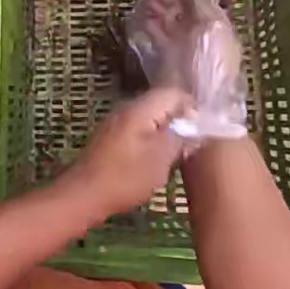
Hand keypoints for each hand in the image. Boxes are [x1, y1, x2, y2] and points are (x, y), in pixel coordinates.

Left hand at [65, 88, 194, 212]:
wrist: (84, 195)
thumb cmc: (124, 178)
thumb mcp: (160, 160)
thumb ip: (179, 139)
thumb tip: (193, 128)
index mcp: (139, 110)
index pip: (173, 93)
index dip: (192, 107)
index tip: (205, 128)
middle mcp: (126, 109)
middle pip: (161, 104)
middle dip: (181, 120)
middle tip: (196, 142)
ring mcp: (116, 122)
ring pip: (150, 118)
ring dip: (166, 131)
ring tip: (180, 152)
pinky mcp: (111, 137)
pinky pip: (139, 130)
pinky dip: (152, 139)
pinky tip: (158, 159)